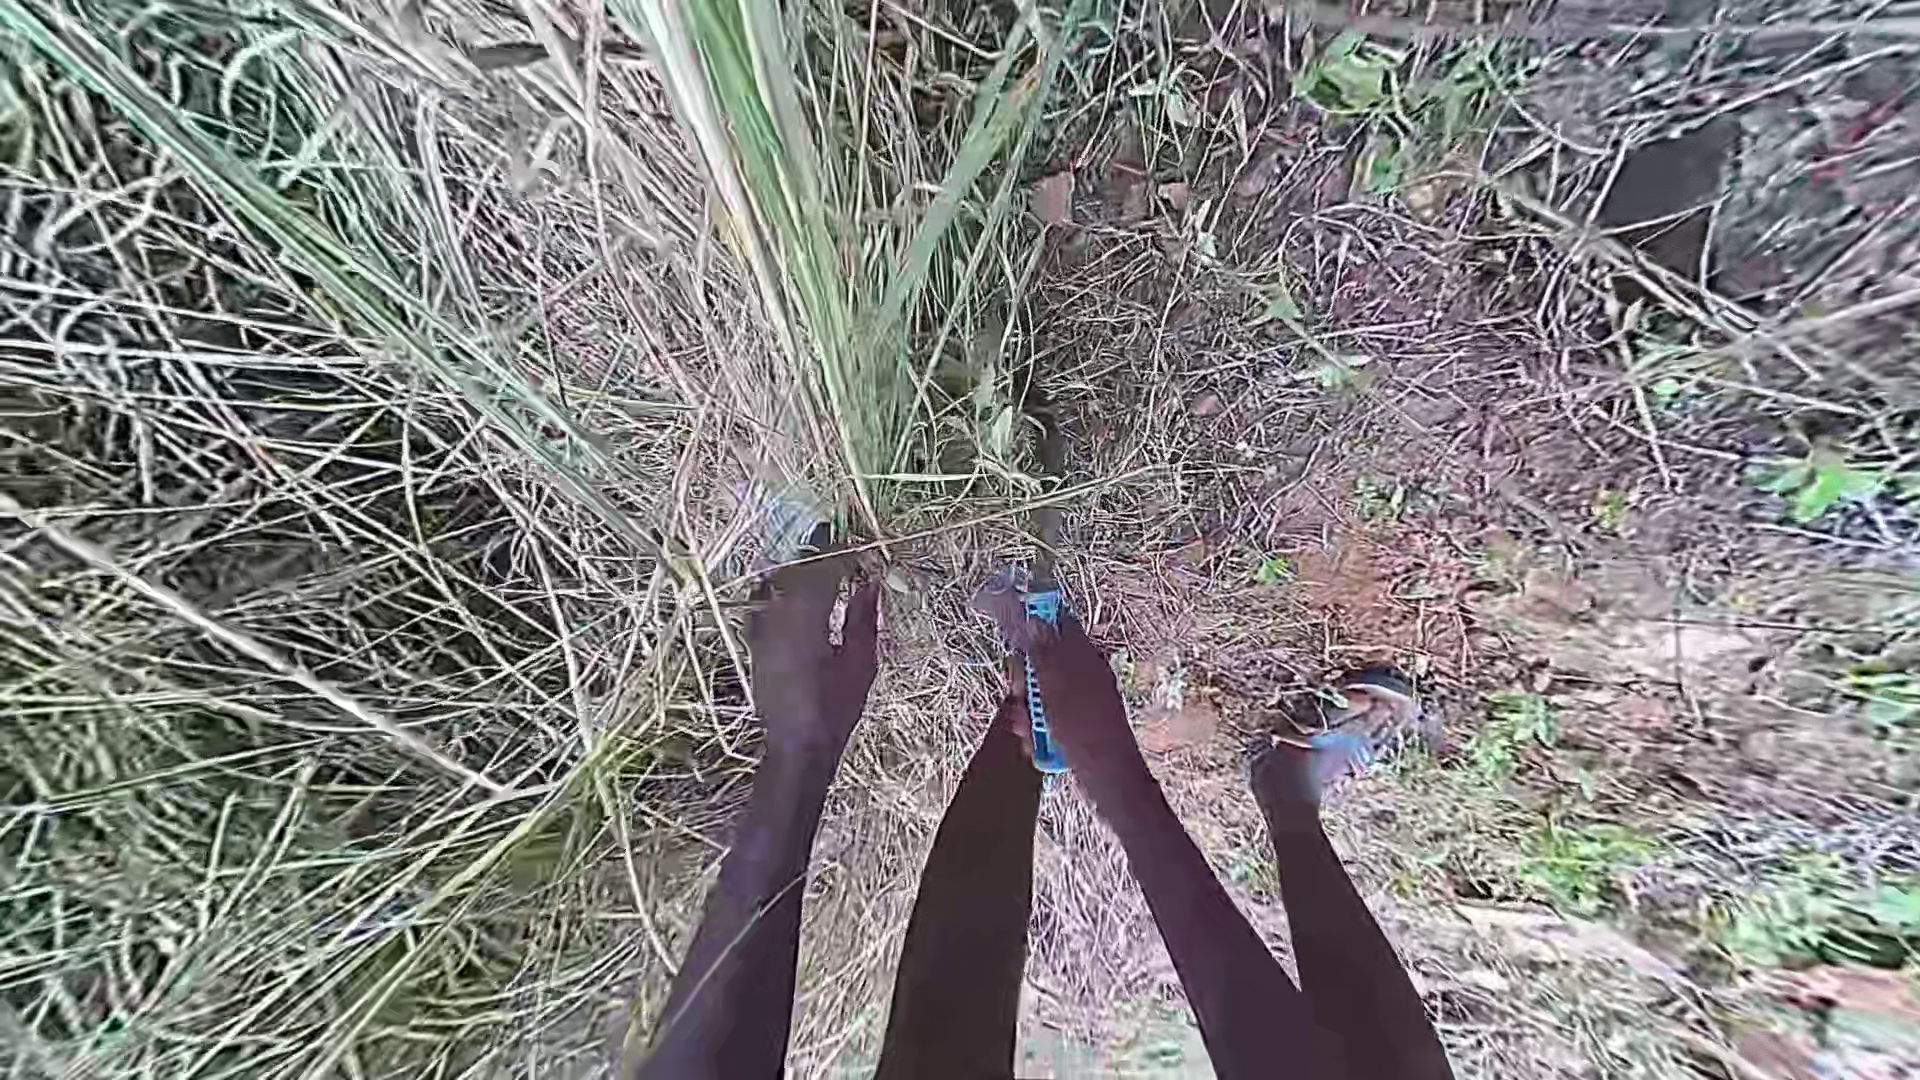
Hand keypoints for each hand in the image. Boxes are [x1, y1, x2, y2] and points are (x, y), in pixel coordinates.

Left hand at [747, 553, 880, 760]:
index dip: (843, 556)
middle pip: (796, 570)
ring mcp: (760, 630)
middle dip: (822, 557)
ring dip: (800, 567)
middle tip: (846, 554)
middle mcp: (778, 621)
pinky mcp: (753, 640)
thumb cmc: (836, 708)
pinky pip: (762, 600)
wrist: (798, 745)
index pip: (823, 572)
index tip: (862, 553)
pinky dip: (779, 586)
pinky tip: (793, 587)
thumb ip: (863, 618)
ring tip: (823, 565)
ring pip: (776, 581)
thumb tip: (870, 582)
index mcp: (808, 624)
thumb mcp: (861, 663)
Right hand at [1024, 614, 1142, 781]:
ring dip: (1028, 709)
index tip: (1016, 641)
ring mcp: (1082, 699)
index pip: (1058, 624)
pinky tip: (1034, 742)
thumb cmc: (1082, 726)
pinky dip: (1038, 726)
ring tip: (1026, 728)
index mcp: (1084, 656)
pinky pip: (1050, 715)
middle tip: (1020, 695)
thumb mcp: (1055, 684)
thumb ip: (1043, 650)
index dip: (1035, 626)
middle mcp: (1084, 673)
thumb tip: (1034, 619)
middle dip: (1025, 679)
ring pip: (1043, 691)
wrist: (1107, 776)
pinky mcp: (1077, 723)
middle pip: (1044, 661)